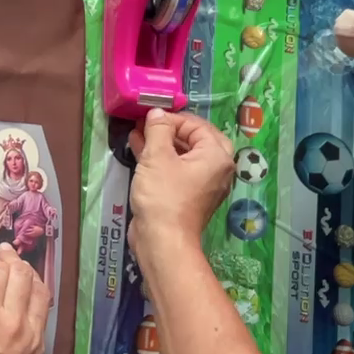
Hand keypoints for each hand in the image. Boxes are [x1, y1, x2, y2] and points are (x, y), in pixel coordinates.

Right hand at [127, 107, 233, 261]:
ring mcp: (203, 184)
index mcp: (216, 156)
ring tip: (138, 134)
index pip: (197, 125)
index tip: (149, 118)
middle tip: (147, 124)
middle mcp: (216, 169)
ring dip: (162, 144)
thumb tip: (157, 113)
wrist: (162, 240)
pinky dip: (161, 160)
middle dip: (169, 130)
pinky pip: (177, 170)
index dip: (172, 118)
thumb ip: (158, 129)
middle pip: (194, 139)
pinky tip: (140, 151)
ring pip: (184, 155)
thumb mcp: (157, 156)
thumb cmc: (163, 196)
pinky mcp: (188, 195)